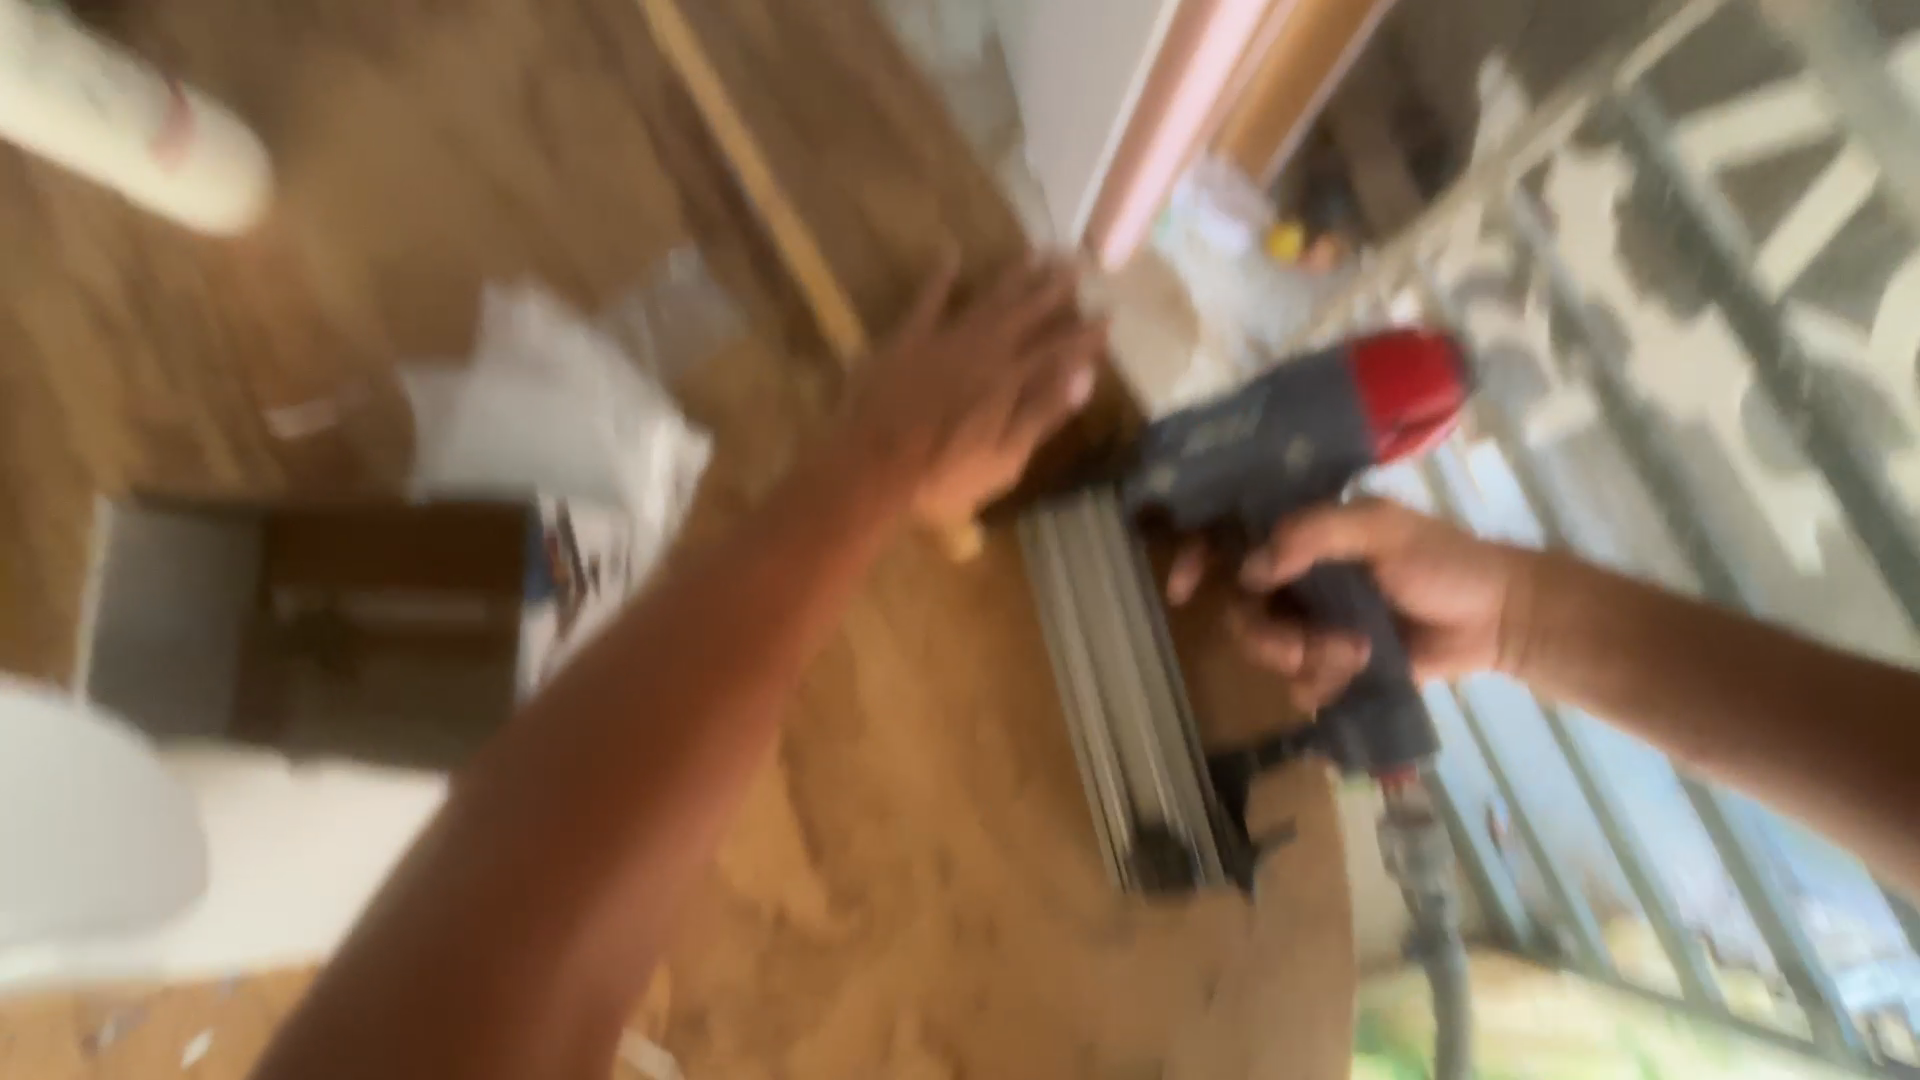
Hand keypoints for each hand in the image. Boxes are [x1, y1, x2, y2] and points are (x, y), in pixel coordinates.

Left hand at [836, 254, 1105, 527]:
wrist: (870, 469)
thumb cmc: (941, 477)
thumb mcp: (1004, 459)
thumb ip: (1042, 414)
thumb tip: (1085, 377)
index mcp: (1010, 383)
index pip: (1057, 352)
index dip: (1084, 335)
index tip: (1107, 313)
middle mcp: (983, 351)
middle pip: (1026, 315)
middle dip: (1053, 290)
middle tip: (1076, 264)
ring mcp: (943, 342)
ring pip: (987, 300)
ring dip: (1013, 276)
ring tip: (1037, 252)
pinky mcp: (906, 341)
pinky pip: (927, 302)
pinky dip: (939, 279)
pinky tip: (950, 256)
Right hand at [1167, 498, 1534, 711]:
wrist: (1500, 620)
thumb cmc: (1444, 561)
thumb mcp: (1382, 529)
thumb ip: (1313, 534)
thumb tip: (1251, 568)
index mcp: (1301, 536)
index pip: (1228, 538)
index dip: (1195, 559)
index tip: (1182, 589)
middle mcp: (1295, 578)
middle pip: (1240, 608)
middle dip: (1266, 634)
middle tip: (1303, 645)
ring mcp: (1311, 622)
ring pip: (1265, 648)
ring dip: (1302, 658)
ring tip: (1350, 655)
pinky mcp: (1332, 662)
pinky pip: (1298, 682)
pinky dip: (1322, 682)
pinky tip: (1356, 671)